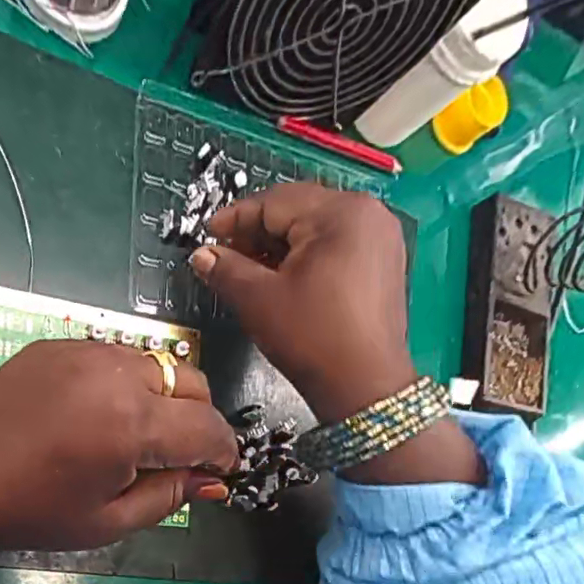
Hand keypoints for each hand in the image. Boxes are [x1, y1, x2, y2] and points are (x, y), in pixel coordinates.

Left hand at [0, 338, 237, 583]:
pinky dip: (120, 381)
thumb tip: (210, 480)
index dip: (221, 452)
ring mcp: (82, 350)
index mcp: (131, 424)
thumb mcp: (106, 522)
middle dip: (195, 419)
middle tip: (171, 454)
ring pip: (153, 362)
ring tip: (129, 433)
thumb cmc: (31, 513)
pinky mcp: (54, 343)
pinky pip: (110, 355)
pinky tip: (92, 412)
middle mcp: (115, 374)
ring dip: (160, 396)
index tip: (215, 470)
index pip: (207, 428)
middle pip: (191, 381)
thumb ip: (168, 496)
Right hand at [193, 183, 414, 424]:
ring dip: (278, 243)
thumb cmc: (311, 338)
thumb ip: (226, 269)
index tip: (208, 234)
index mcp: (339, 213)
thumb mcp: (258, 299)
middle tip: (224, 252)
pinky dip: (303, 254)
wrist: (361, 383)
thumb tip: (202, 255)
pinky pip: (334, 243)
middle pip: (298, 209)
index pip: (274, 201)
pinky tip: (280, 277)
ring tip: (248, 268)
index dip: (235, 217)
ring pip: (315, 226)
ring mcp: (380, 236)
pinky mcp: (382, 260)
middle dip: (257, 230)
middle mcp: (367, 213)